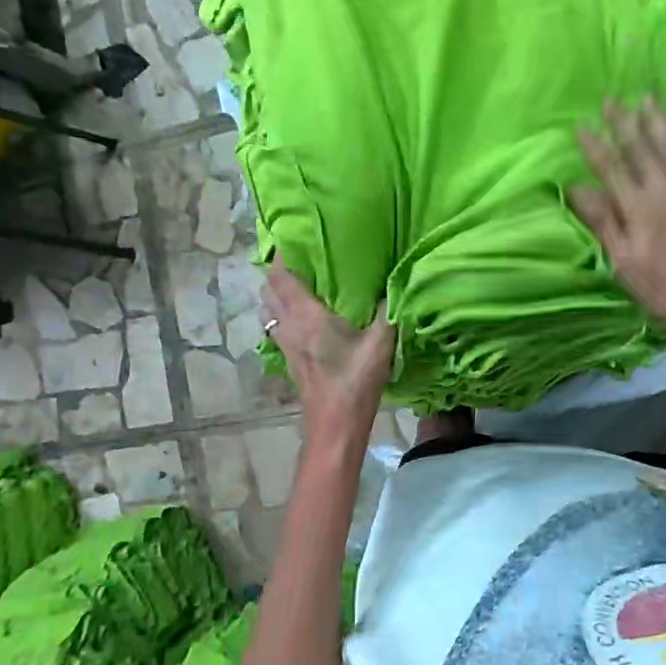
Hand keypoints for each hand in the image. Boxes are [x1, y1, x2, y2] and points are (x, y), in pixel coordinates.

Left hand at [263, 256, 394, 443]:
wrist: (335, 426)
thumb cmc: (355, 381)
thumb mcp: (381, 342)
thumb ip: (389, 309)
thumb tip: (398, 281)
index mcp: (305, 315)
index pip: (280, 276)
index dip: (281, 255)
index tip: (294, 238)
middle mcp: (288, 326)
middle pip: (268, 291)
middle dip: (277, 272)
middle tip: (299, 259)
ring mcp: (285, 345)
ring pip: (270, 311)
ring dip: (277, 295)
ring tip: (299, 284)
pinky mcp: (289, 361)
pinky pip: (278, 328)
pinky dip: (283, 315)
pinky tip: (304, 318)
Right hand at [571, 98, 665, 333]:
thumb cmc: (660, 286)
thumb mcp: (622, 260)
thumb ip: (603, 220)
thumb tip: (576, 187)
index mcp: (639, 207)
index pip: (611, 167)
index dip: (594, 145)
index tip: (580, 124)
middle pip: (641, 148)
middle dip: (624, 122)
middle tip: (611, 99)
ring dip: (659, 120)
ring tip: (647, 98)